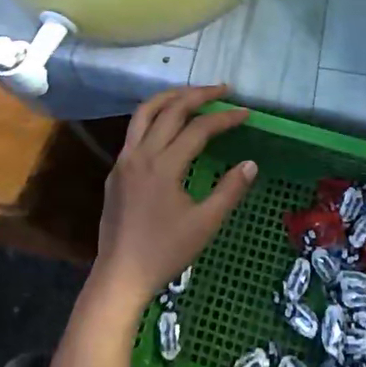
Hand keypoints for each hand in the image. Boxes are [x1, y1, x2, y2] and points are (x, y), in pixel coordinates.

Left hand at [36, 85, 255, 366]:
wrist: (120, 276)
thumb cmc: (165, 252)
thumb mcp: (205, 224)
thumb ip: (230, 190)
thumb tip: (250, 163)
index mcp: (163, 166)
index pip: (198, 129)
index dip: (225, 118)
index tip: (246, 112)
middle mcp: (140, 154)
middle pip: (170, 110)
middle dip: (198, 95)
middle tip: (222, 90)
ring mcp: (124, 161)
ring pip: (144, 113)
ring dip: (171, 98)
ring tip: (192, 93)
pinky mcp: (116, 171)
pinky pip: (135, 130)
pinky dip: (154, 116)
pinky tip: (167, 124)